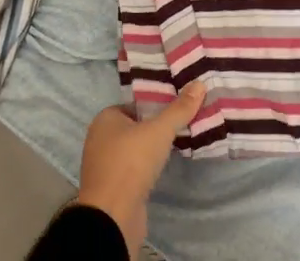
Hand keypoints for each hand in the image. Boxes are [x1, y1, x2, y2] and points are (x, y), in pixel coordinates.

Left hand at [75, 83, 206, 253]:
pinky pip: (135, 168)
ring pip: (136, 149)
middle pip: (136, 126)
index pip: (135, 105)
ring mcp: (106, 165)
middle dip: (157, 126)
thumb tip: (198, 83)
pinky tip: (166, 166)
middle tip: (185, 122)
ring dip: (153, 148)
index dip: (157, 104)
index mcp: (105, 119)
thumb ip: (179, 109)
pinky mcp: (114, 187)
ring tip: (181, 141)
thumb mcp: (159, 131)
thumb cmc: (131, 163)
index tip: (180, 105)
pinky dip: (149, 166)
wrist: (113, 215)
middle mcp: (101, 138)